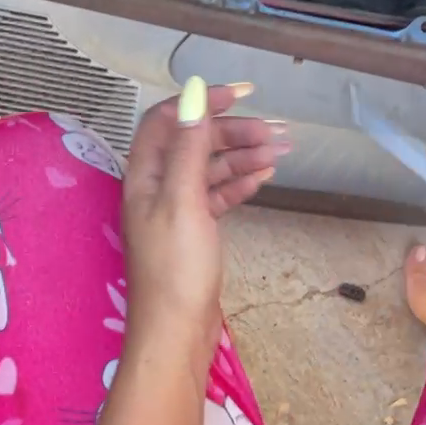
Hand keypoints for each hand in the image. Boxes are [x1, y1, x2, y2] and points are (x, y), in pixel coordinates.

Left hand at [121, 78, 285, 369]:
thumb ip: (189, 147)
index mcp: (144, 175)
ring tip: (281, 151)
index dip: (201, 101)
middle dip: (233, 132)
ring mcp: (177, 210)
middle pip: (195, 143)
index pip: (168, 120)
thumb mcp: (183, 200)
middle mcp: (157, 187)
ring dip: (243, 157)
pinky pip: (218, 196)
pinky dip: (240, 183)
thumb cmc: (176, 268)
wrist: (177, 331)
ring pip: (211, 169)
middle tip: (275, 133)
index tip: (241, 94)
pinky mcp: (195, 231)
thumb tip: (193, 93)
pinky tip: (264, 177)